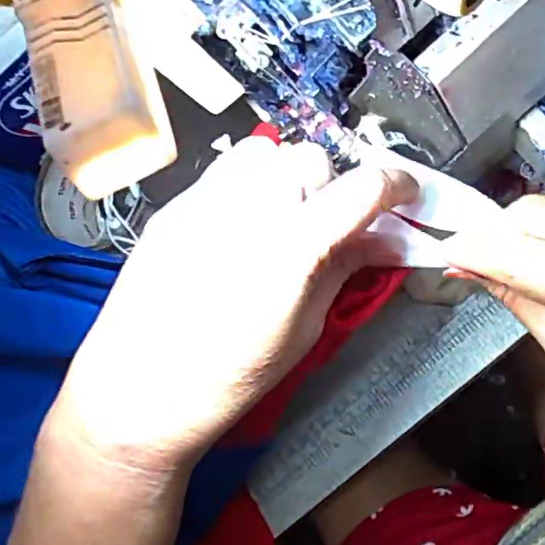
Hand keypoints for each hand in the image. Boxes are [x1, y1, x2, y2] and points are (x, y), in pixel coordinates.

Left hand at [46, 137, 417, 473]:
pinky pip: (227, 169)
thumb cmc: (227, 378)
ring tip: (288, 217)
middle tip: (337, 224)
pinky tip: (247, 223)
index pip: (364, 187)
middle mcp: (248, 208)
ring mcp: (204, 200)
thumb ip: (345, 268)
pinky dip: (252, 183)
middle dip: (336, 186)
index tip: (406, 195)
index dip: (398, 185)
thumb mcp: (307, 327)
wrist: (138, 393)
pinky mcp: (176, 205)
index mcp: (291, 247)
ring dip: (292, 176)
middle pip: (314, 159)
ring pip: (269, 152)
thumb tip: (383, 238)